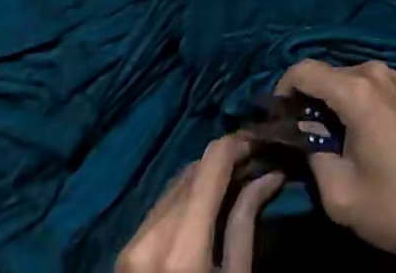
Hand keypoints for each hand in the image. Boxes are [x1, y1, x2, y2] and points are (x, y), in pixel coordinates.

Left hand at [117, 135, 283, 272]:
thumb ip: (247, 220)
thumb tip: (271, 173)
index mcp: (182, 244)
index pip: (213, 161)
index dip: (243, 141)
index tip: (267, 143)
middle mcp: (151, 234)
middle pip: (196, 167)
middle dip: (230, 159)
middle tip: (261, 163)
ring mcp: (132, 243)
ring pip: (178, 182)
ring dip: (210, 176)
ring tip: (239, 182)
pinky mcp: (125, 253)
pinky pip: (163, 205)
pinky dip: (190, 196)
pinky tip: (210, 206)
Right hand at [275, 60, 395, 272]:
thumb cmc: (393, 204)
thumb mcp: (337, 189)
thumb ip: (309, 152)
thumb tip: (297, 132)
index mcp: (357, 89)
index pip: (304, 70)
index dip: (280, 91)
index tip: (271, 122)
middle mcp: (375, 72)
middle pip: (324, 73)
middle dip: (303, 100)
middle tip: (290, 138)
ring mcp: (393, 79)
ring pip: (342, 79)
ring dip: (325, 103)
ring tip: (316, 141)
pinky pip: (362, 87)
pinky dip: (345, 104)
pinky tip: (344, 136)